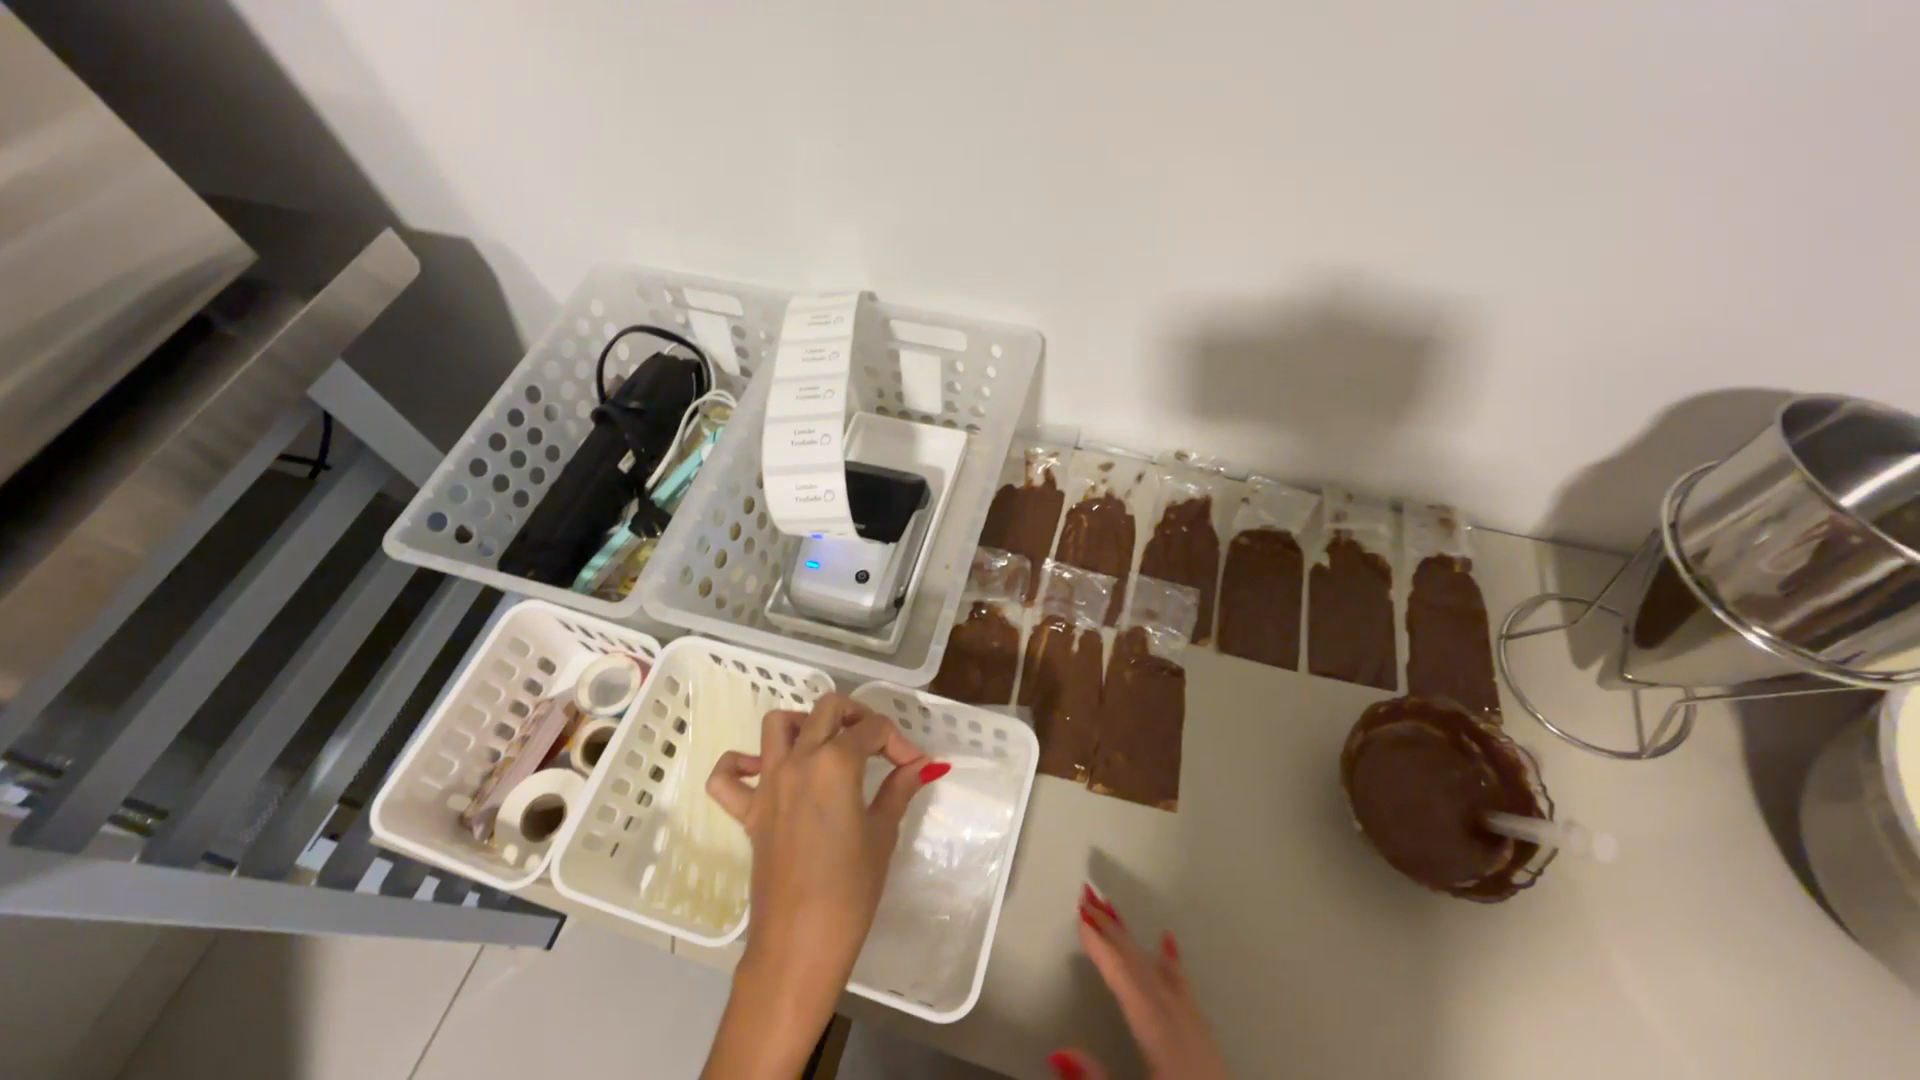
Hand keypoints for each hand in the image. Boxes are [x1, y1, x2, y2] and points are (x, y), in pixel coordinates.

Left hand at [701, 694, 944, 1078]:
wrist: (801, 940)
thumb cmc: (851, 889)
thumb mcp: (883, 834)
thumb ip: (898, 790)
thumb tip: (919, 766)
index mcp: (836, 762)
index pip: (873, 730)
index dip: (900, 742)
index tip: (916, 765)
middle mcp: (798, 760)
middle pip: (827, 710)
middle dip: (859, 716)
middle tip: (879, 745)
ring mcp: (767, 783)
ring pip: (778, 724)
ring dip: (805, 723)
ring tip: (828, 746)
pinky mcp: (748, 811)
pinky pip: (728, 776)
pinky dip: (740, 764)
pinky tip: (763, 772)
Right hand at [1049, 887, 1230, 1079]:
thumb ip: (1095, 1079)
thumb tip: (1059, 1051)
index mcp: (1158, 1033)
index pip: (1124, 980)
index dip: (1101, 948)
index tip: (1081, 916)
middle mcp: (1178, 1019)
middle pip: (1141, 965)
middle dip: (1113, 929)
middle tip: (1088, 896)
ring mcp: (1195, 1023)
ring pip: (1160, 969)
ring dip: (1133, 939)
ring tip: (1113, 909)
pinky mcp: (1204, 1033)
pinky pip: (1184, 985)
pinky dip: (1171, 960)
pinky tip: (1167, 940)